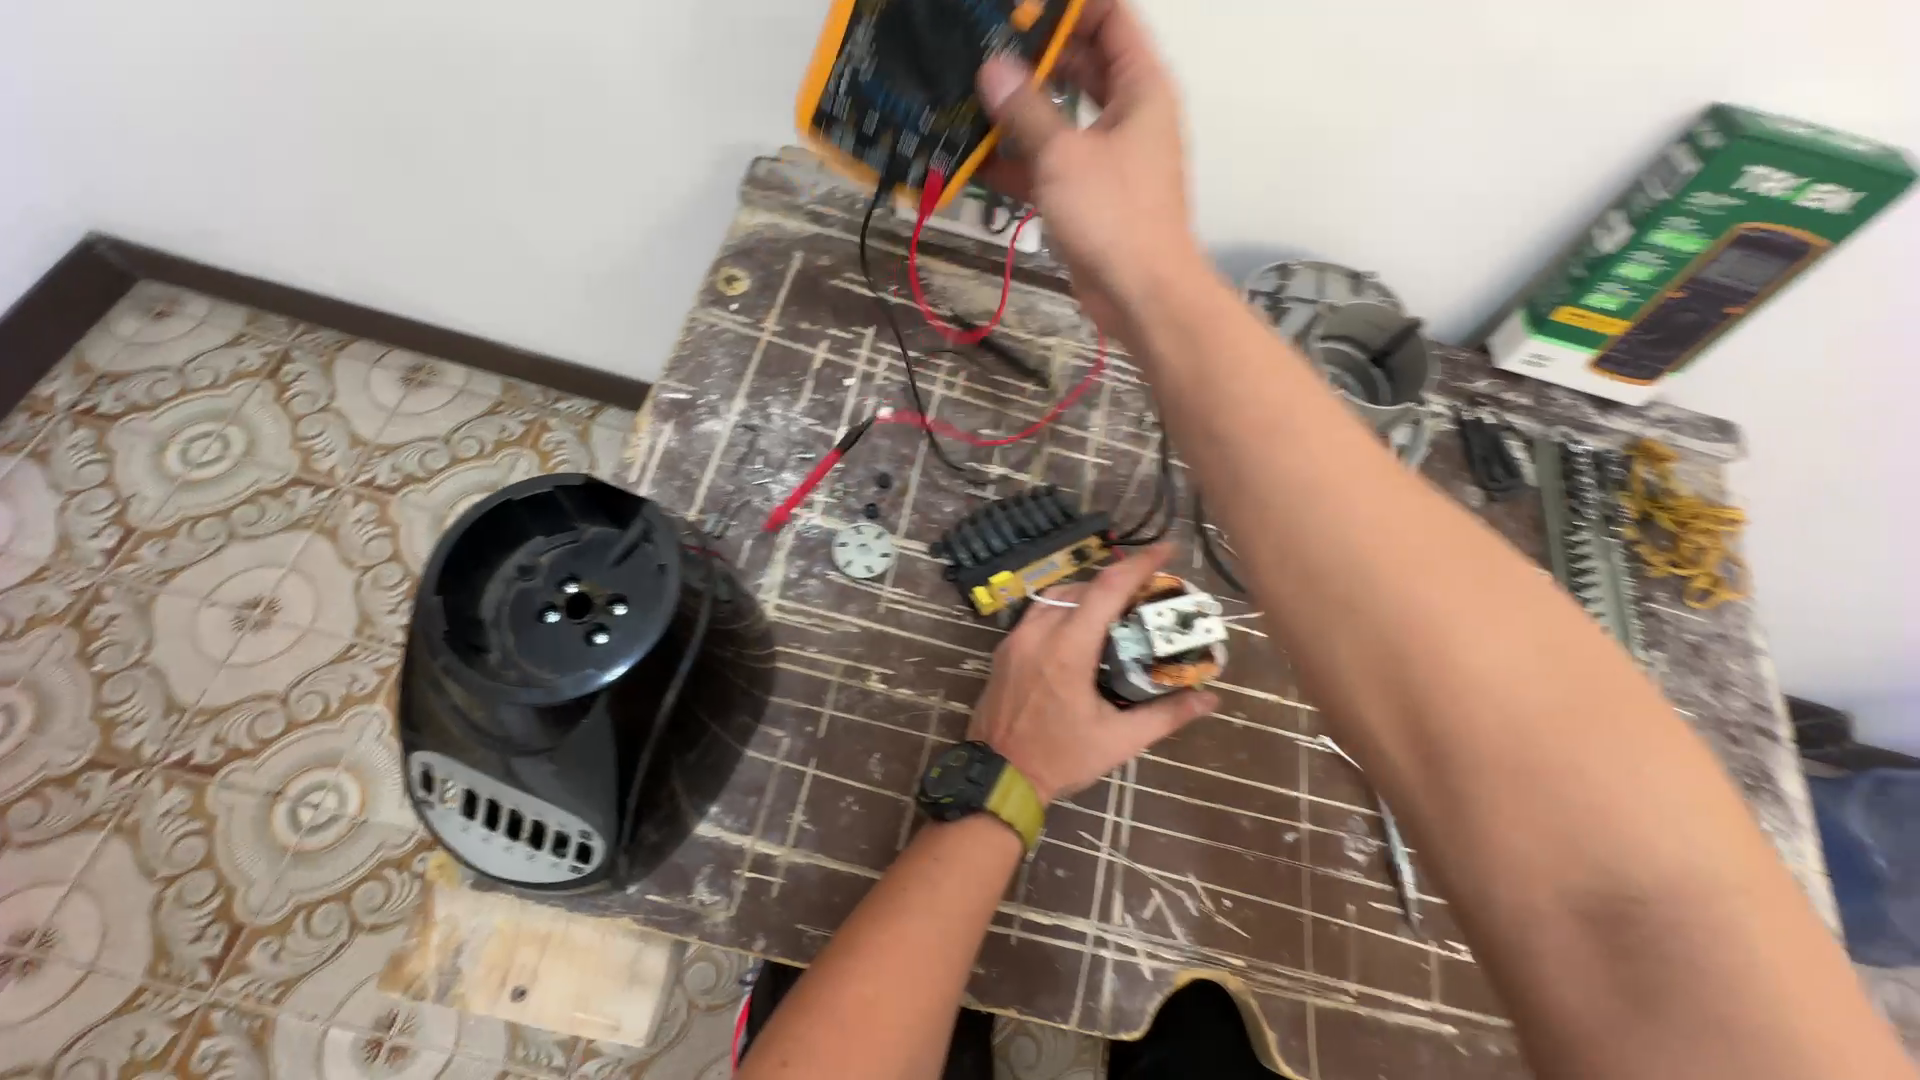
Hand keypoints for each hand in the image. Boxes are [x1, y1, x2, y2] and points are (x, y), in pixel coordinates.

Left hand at [967, 545, 1218, 804]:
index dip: (1139, 563)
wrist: (997, 778)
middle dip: (1117, 580)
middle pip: (1082, 587)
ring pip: (1056, 595)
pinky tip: (1082, 627)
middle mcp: (1038, 634)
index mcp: (1067, 650)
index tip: (1166, 548)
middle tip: (1148, 591)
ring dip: (1088, 592)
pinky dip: (1064, 608)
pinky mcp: (1004, 650)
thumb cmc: (1059, 760)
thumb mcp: (1118, 741)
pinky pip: (1038, 612)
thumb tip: (1210, 698)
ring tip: (1118, 607)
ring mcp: (1015, 640)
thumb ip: (1166, 715)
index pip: (1107, 589)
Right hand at [975, 0, 1201, 329]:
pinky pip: (1051, 164)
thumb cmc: (1114, 216)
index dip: (1068, 8)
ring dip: (1020, 112)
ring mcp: (1107, 157)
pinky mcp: (1088, 196)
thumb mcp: (1063, 155)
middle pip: (1081, 65)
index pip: (1110, 17)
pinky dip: (1020, 161)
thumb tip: (993, 69)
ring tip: (971, 99)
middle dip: (1034, 57)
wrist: (1140, 295)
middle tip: (984, 53)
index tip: (1019, 11)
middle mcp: (1127, 115)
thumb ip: (1025, 110)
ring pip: (1061, 118)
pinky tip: (977, 158)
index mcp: (1140, 87)